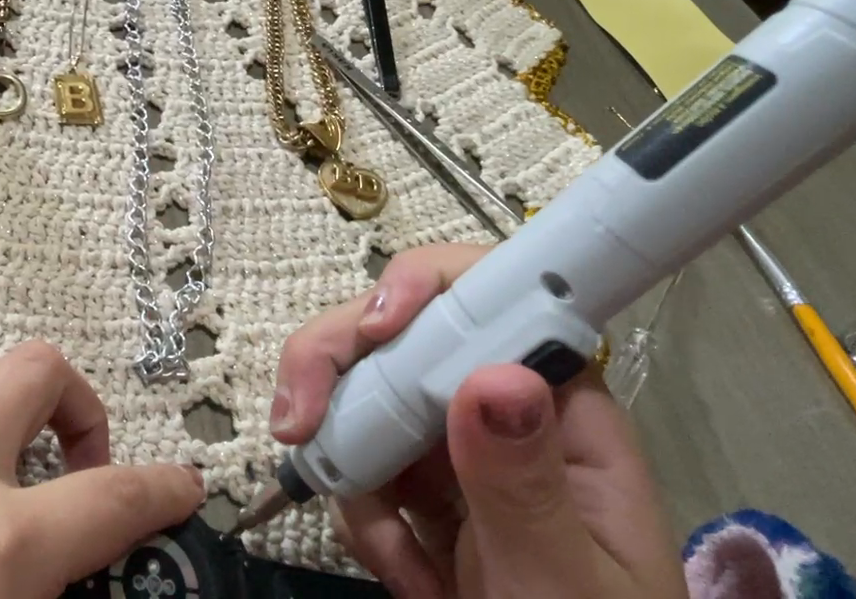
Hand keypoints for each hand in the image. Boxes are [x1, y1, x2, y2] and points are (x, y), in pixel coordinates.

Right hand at [272, 244, 686, 598]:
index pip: (493, 299)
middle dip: (335, 367)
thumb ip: (523, 486)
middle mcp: (496, 402)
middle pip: (398, 330)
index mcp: (557, 406)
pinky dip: (356, 511)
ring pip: (359, 393)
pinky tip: (400, 571)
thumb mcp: (562, 581)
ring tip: (391, 558)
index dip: (423, 286)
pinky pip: (353, 456)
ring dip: (348, 467)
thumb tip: (495, 375)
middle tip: (293, 424)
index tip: (373, 330)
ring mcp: (449, 439)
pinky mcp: (415, 478)